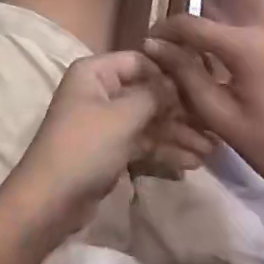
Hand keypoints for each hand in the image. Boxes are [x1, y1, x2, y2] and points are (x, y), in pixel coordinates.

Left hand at [13, 51, 207, 219]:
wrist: (50, 202)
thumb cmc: (85, 147)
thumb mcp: (122, 117)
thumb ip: (154, 96)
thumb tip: (178, 82)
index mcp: (95, 72)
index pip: (140, 61)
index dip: (169, 73)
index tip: (200, 87)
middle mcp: (100, 90)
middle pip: (147, 92)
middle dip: (179, 110)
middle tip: (213, 125)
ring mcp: (105, 121)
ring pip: (148, 120)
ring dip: (177, 133)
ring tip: (210, 149)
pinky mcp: (110, 149)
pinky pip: (142, 142)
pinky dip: (164, 150)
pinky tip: (192, 162)